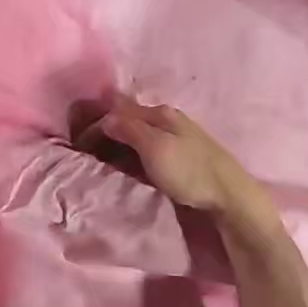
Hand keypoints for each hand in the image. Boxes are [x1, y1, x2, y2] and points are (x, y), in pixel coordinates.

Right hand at [100, 97, 273, 224]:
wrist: (230, 195)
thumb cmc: (190, 171)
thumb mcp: (155, 148)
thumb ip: (129, 129)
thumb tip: (107, 118)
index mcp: (160, 113)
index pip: (119, 111)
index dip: (96, 125)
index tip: (78, 144)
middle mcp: (168, 119)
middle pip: (129, 119)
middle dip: (106, 130)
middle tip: (85, 150)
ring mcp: (178, 137)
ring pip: (139, 133)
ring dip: (119, 141)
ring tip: (101, 157)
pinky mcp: (183, 155)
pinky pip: (148, 146)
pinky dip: (132, 151)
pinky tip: (128, 162)